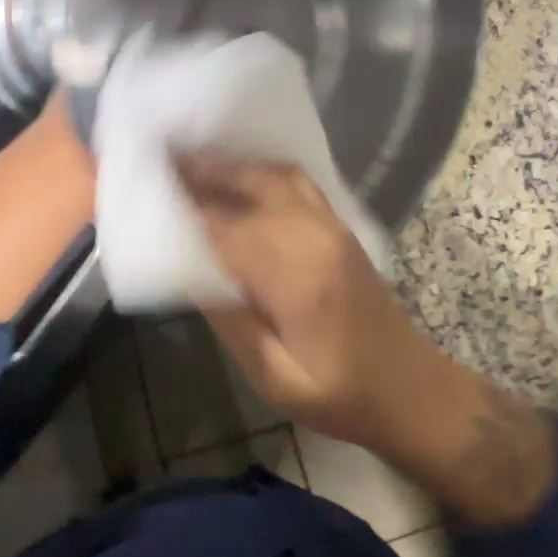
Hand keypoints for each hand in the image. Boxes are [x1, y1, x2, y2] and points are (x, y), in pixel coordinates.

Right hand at [174, 155, 433, 448]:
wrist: (411, 390)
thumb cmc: (342, 396)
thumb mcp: (276, 378)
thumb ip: (232, 321)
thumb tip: (190, 273)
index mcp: (296, 277)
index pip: (225, 229)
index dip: (183, 210)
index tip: (146, 195)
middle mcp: (315, 238)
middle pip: (249, 187)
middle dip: (201, 172)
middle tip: (156, 160)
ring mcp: (333, 228)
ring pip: (274, 177)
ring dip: (231, 166)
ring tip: (187, 162)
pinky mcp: (342, 230)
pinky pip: (297, 184)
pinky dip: (262, 171)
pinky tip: (238, 174)